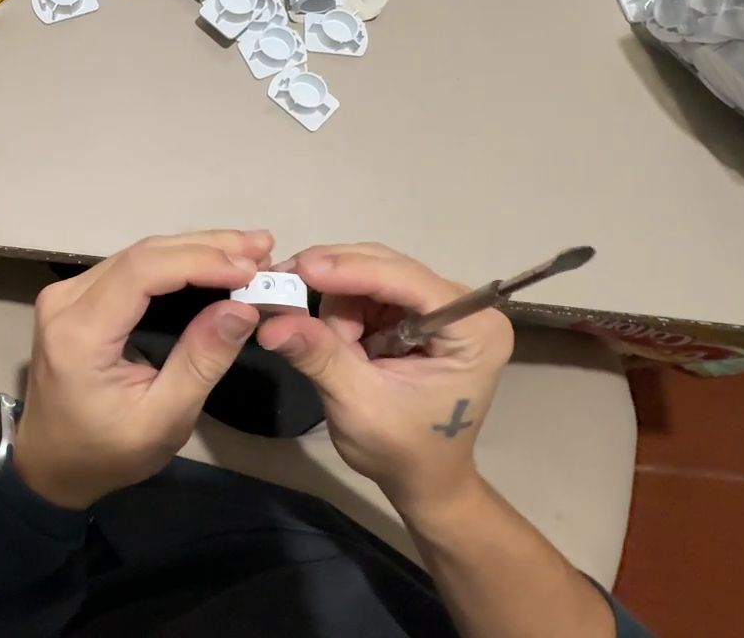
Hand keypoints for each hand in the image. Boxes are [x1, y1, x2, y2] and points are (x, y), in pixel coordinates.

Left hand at [12, 231, 271, 509]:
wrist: (50, 464)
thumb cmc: (105, 452)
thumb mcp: (162, 421)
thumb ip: (201, 361)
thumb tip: (242, 309)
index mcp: (79, 332)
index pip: (142, 272)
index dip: (199, 261)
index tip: (251, 268)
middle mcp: (66, 299)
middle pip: (143, 253)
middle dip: (208, 247)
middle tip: (263, 249)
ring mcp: (67, 292)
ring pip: (140, 253)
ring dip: (196, 249)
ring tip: (249, 251)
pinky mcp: (77, 294)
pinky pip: (132, 266)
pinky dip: (176, 262)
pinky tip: (212, 262)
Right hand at [256, 243, 512, 519]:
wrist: (419, 476)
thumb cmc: (403, 450)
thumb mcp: (358, 405)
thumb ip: (320, 357)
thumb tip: (270, 325)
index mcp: (473, 330)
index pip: (408, 281)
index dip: (353, 271)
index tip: (303, 269)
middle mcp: (459, 304)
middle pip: (385, 266)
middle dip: (333, 281)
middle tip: (279, 286)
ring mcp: (433, 302)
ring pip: (366, 271)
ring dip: (332, 299)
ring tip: (321, 341)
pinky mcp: (408, 307)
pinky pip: (361, 286)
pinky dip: (335, 305)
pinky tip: (328, 334)